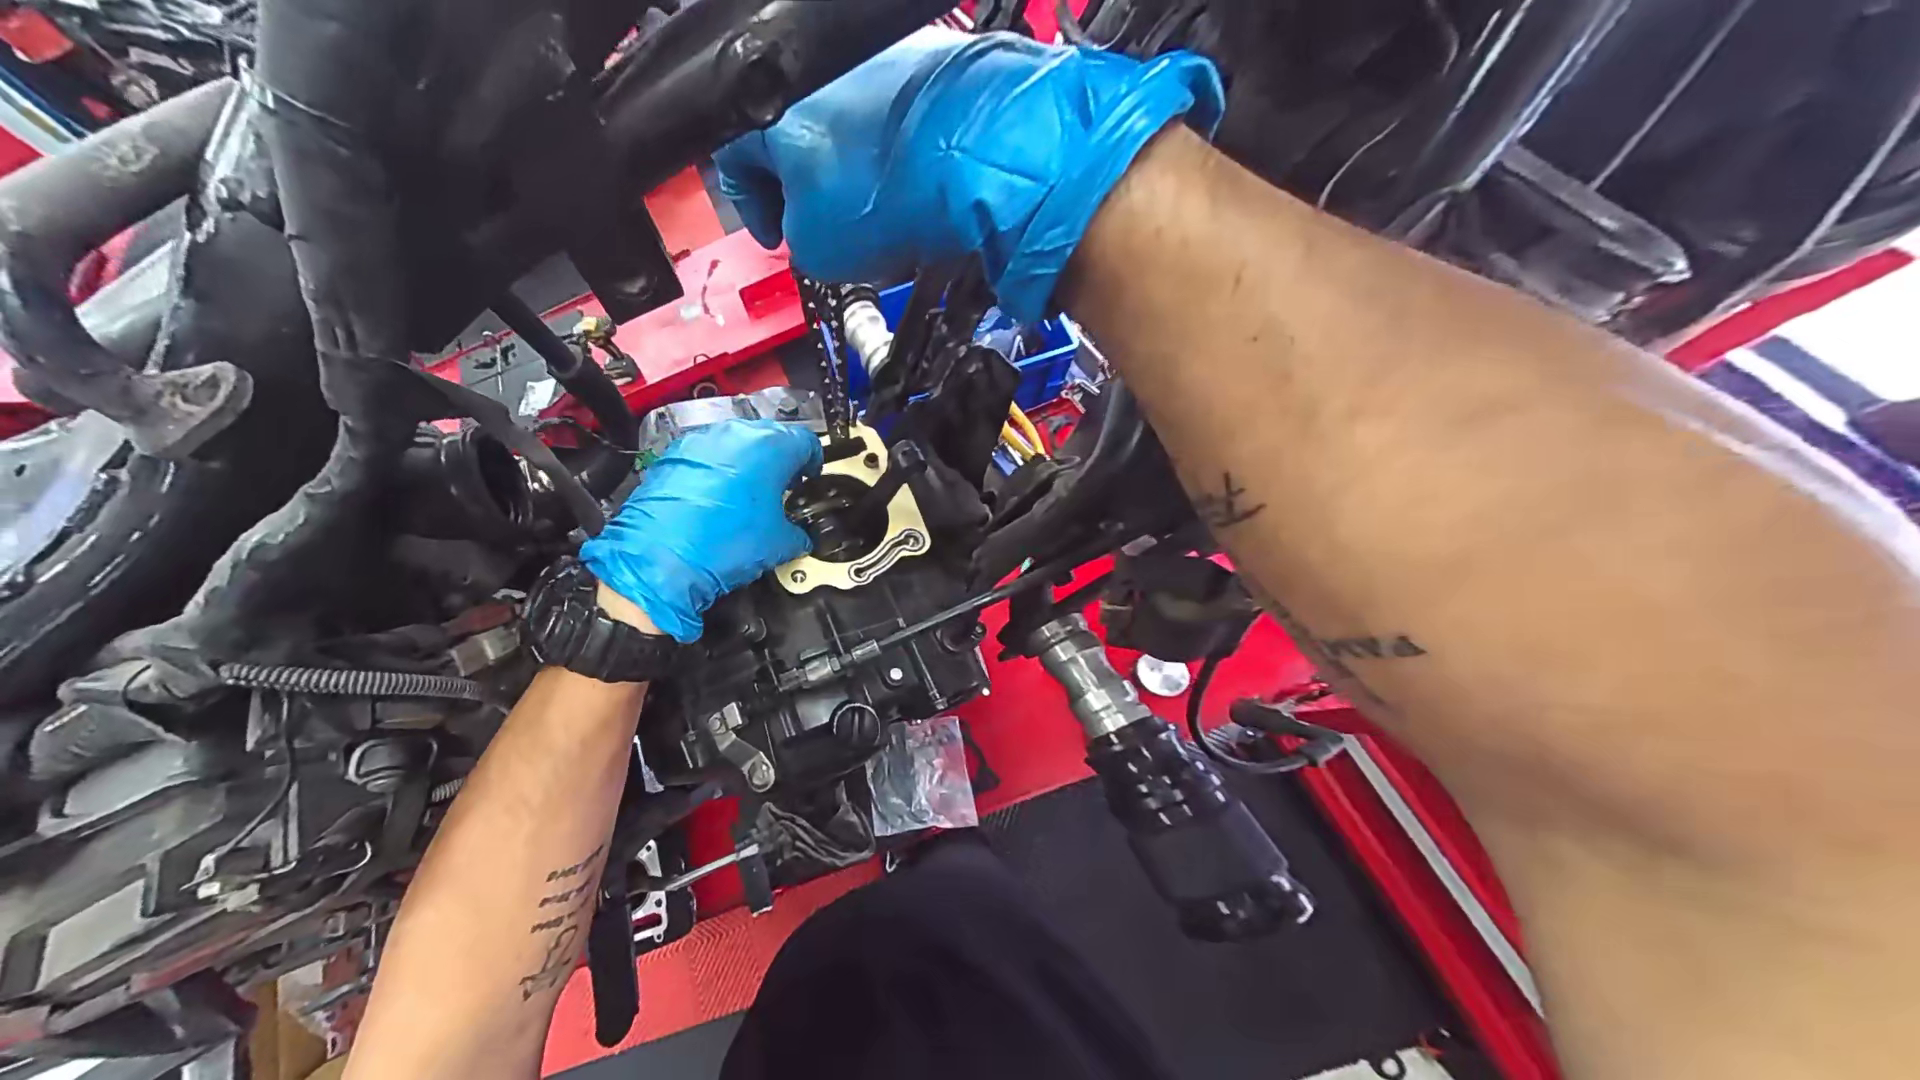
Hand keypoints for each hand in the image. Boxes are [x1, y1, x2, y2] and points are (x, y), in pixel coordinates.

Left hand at [579, 419, 822, 643]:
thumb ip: (797, 531)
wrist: (659, 561)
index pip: (805, 441)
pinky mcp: (673, 456)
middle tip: (783, 487)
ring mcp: (700, 442)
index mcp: (769, 447)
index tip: (809, 476)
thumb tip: (797, 535)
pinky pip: (707, 456)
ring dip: (748, 464)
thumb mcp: (779, 544)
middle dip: (781, 461)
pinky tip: (719, 501)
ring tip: (749, 497)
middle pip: (770, 436)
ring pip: (736, 443)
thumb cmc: (718, 545)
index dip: (813, 462)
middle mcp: (734, 435)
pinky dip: (718, 471)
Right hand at [714, 29, 1222, 321]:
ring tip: (889, 225)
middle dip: (812, 196)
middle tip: (833, 237)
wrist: (979, 159)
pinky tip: (923, 199)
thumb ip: (796, 239)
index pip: (737, 157)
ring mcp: (880, 68)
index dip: (752, 206)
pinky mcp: (932, 74)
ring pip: (853, 137)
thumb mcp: (818, 247)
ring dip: (862, 183)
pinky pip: (902, 130)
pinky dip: (904, 165)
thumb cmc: (897, 193)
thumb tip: (809, 236)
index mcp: (779, 110)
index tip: (775, 234)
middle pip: (800, 144)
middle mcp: (825, 74)